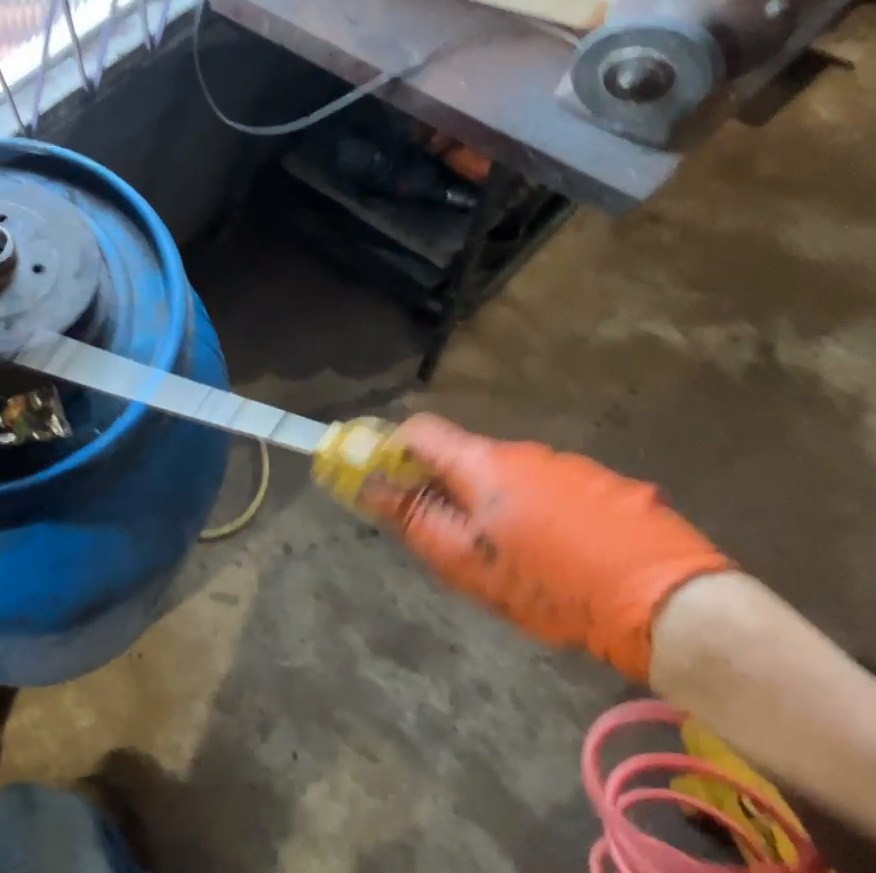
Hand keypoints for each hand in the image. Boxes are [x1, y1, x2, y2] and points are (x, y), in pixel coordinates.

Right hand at [380, 413, 731, 681]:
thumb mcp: (464, 562)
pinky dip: (544, 512)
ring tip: (515, 553)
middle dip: (449, 488)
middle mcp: (525, 452)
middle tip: (453, 536)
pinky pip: (557, 490)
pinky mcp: (615, 489)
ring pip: (513, 476)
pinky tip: (563, 554)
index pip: (418, 430)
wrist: (671, 607)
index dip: (393, 451)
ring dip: (499, 502)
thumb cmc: (549, 584)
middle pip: (466, 457)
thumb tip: (367, 485)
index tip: (389, 484)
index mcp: (481, 463)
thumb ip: (412, 518)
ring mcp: (574, 467)